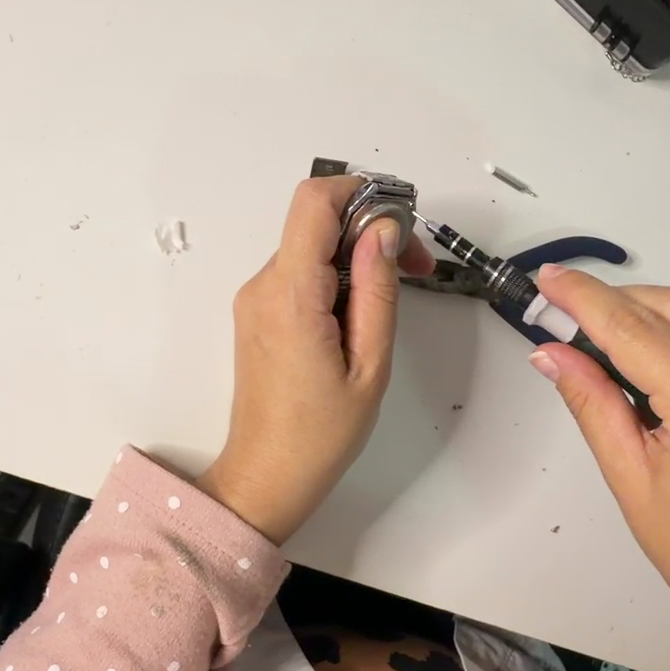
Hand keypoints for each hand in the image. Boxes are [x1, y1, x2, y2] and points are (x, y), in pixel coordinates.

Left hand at [196, 177, 435, 543]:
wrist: (266, 477)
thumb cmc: (320, 435)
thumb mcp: (370, 365)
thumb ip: (377, 290)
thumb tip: (384, 230)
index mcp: (290, 295)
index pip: (315, 200)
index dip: (363, 193)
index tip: (402, 223)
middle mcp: (262, 287)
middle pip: (316, 222)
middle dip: (369, 232)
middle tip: (414, 271)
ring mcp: (254, 301)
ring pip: (310, 250)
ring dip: (354, 260)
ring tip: (386, 308)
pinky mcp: (257, 317)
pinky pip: (298, 277)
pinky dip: (333, 282)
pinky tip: (356, 322)